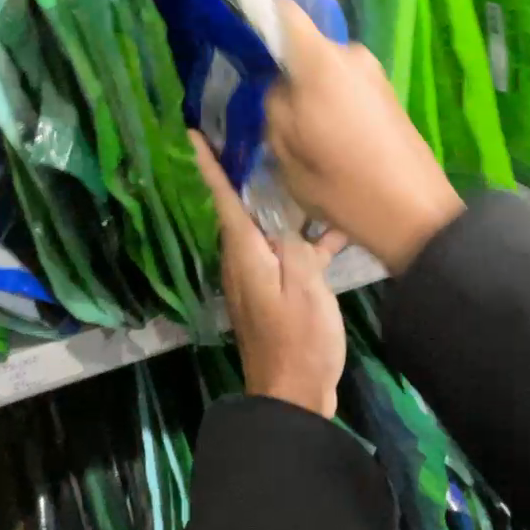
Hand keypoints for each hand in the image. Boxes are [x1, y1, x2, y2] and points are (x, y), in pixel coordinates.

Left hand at [193, 130, 345, 418]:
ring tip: (308, 173)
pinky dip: (307, 241)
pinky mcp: (278, 290)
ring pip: (269, 227)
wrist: (292, 397)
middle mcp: (244, 257)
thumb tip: (285, 220)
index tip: (191, 132)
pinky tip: (337, 229)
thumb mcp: (304, 285)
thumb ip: (295, 244)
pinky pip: (288, 253)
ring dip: (286, 205)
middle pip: (243, 205)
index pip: (222, 195)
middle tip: (259, 135)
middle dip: (247, 171)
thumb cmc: (298, 338)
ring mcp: (260, 275)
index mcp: (243, 250)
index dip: (207, 162)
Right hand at [267, 0, 464, 273]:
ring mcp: (372, 72)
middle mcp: (349, 54)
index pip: (282, 11)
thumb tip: (278, 86)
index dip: (259, 18)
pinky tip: (327, 138)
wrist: (417, 216)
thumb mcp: (286, 150)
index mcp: (320, 60)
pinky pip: (343, 84)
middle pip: (301, 47)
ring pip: (321, 69)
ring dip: (308, 91)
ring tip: (302, 133)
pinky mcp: (386, 92)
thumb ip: (273, 105)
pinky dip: (329, 102)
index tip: (242, 43)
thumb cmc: (343, 184)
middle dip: (283, 72)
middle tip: (271, 112)